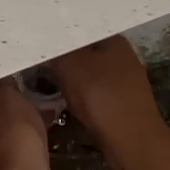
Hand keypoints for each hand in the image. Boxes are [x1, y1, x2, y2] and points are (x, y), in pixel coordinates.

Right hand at [49, 36, 168, 169]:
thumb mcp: (69, 65)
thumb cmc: (100, 96)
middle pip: (84, 52)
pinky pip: (95, 92)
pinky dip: (81, 96)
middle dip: (63, 59)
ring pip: (89, 73)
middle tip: (40, 66)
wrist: (131, 139)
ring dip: (71, 79)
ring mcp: (125, 80)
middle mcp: (123, 56)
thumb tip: (44, 43)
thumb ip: (55, 51)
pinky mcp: (122, 101)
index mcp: (114, 40)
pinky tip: (69, 102)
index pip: (80, 30)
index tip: (37, 46)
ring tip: (50, 84)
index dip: (58, 36)